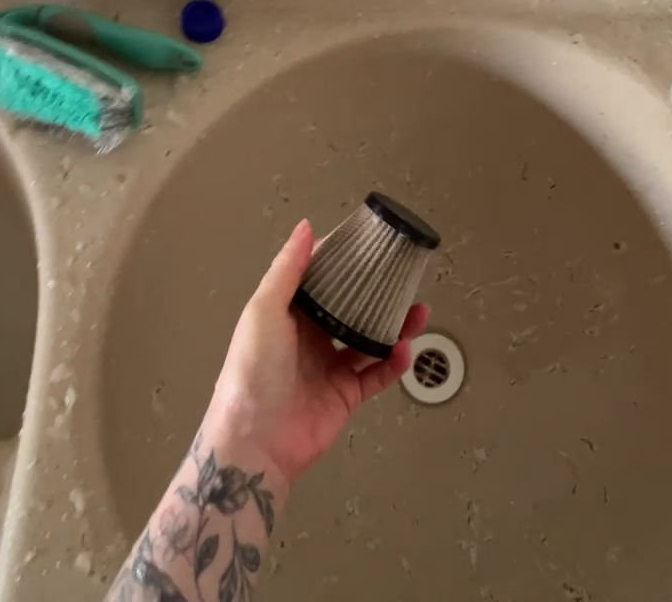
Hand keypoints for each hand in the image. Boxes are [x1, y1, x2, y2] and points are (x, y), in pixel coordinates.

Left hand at [201, 220, 428, 485]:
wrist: (255, 444)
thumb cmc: (253, 371)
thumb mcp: (264, 311)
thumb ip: (288, 269)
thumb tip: (306, 227)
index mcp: (287, 314)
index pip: (318, 279)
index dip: (340, 260)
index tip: (368, 243)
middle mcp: (309, 337)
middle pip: (350, 308)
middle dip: (376, 294)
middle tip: (403, 277)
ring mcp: (329, 367)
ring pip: (369, 339)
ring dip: (394, 326)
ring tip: (418, 311)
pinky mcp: (346, 396)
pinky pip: (376, 375)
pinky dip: (393, 362)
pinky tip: (405, 349)